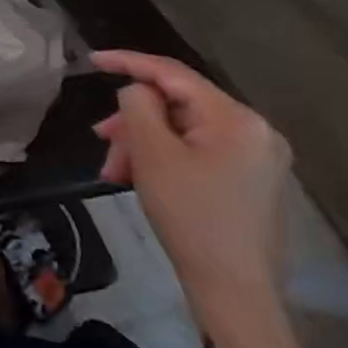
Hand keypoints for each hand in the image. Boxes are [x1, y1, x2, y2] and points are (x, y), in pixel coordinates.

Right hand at [91, 51, 291, 318]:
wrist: (234, 288)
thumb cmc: (190, 214)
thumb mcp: (153, 154)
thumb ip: (138, 107)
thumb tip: (136, 91)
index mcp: (236, 119)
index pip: (173, 74)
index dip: (129, 61)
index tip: (91, 59)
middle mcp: (254, 130)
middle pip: (175, 106)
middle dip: (133, 122)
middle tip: (102, 141)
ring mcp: (256, 157)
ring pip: (181, 131)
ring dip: (142, 144)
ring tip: (115, 171)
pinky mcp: (249, 179)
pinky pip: (194, 152)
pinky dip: (162, 159)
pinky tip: (138, 179)